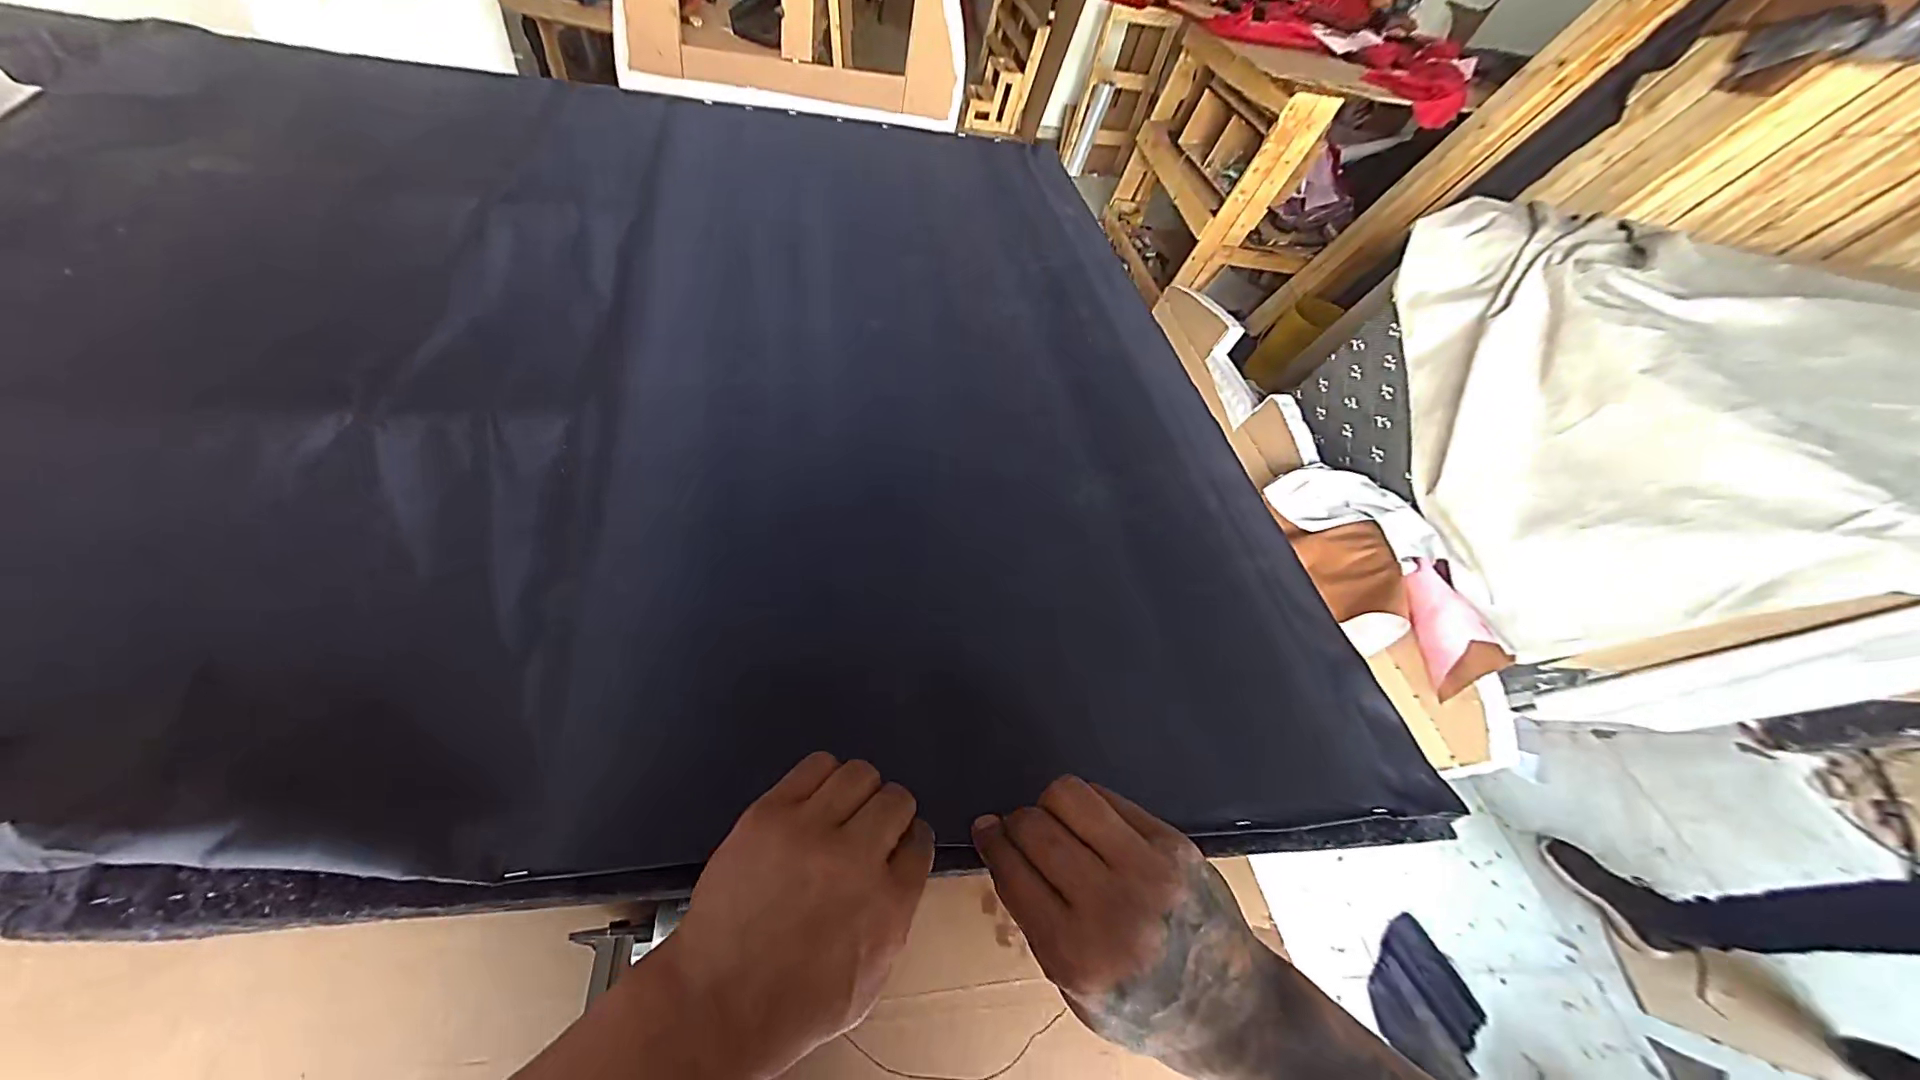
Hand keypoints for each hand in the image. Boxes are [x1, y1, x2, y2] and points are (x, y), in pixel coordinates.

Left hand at [662, 752, 934, 1077]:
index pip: (920, 839)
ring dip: (858, 790)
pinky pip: (815, 764)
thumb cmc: (789, 1005)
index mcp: (888, 904)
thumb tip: (899, 871)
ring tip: (840, 810)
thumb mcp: (869, 978)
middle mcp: (856, 860)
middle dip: (888, 812)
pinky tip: (813, 798)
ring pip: (860, 774)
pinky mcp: (769, 814)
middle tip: (869, 826)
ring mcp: (810, 832)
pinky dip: (822, 776)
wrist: (715, 1004)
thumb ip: (895, 916)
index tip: (897, 840)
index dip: (908, 838)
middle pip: (896, 800)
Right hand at [973, 777, 1429, 1079]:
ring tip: (1055, 821)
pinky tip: (1091, 822)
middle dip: (1016, 821)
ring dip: (1050, 802)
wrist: (1231, 1009)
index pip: (1013, 872)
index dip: (991, 842)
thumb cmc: (1144, 1006)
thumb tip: (1003, 852)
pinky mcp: (1174, 844)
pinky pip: (1110, 796)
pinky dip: (1089, 803)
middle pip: (1036, 828)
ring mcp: (1148, 870)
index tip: (984, 827)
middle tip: (1019, 827)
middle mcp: (1112, 908)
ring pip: (1070, 795)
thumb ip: (1036, 923)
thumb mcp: (1075, 988)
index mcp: (1077, 954)